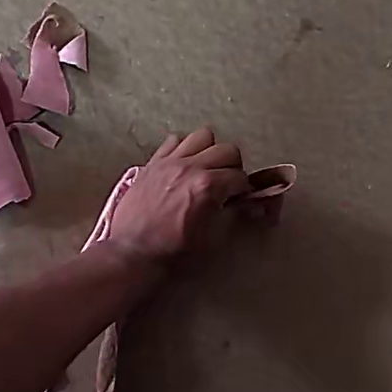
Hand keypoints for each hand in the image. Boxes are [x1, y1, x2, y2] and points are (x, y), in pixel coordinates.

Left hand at [107, 127, 253, 265]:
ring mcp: (170, 162)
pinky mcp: (153, 164)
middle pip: (227, 150)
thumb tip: (257, 206)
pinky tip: (185, 167)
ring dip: (210, 151)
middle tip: (228, 186)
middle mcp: (191, 167)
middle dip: (233, 168)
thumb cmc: (176, 252)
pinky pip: (174, 141)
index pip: (241, 177)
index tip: (241, 200)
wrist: (134, 255)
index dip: (245, 190)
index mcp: (209, 186)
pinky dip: (185, 149)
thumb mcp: (215, 238)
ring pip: (202, 137)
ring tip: (207, 170)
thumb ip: (237, 215)